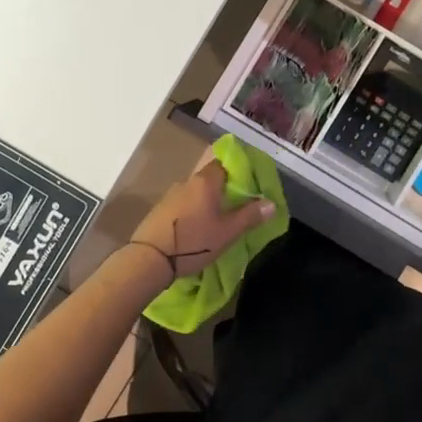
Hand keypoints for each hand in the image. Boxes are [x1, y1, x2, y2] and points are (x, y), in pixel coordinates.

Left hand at [127, 161, 276, 279]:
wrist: (149, 258)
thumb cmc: (193, 241)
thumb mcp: (227, 232)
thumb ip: (249, 216)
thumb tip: (271, 203)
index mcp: (205, 181)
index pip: (225, 162)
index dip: (239, 169)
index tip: (250, 181)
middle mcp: (187, 182)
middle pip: (211, 177)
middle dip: (225, 188)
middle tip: (239, 203)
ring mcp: (171, 195)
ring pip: (197, 191)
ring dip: (209, 200)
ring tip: (220, 217)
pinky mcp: (161, 209)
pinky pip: (184, 203)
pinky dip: (195, 209)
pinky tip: (199, 225)